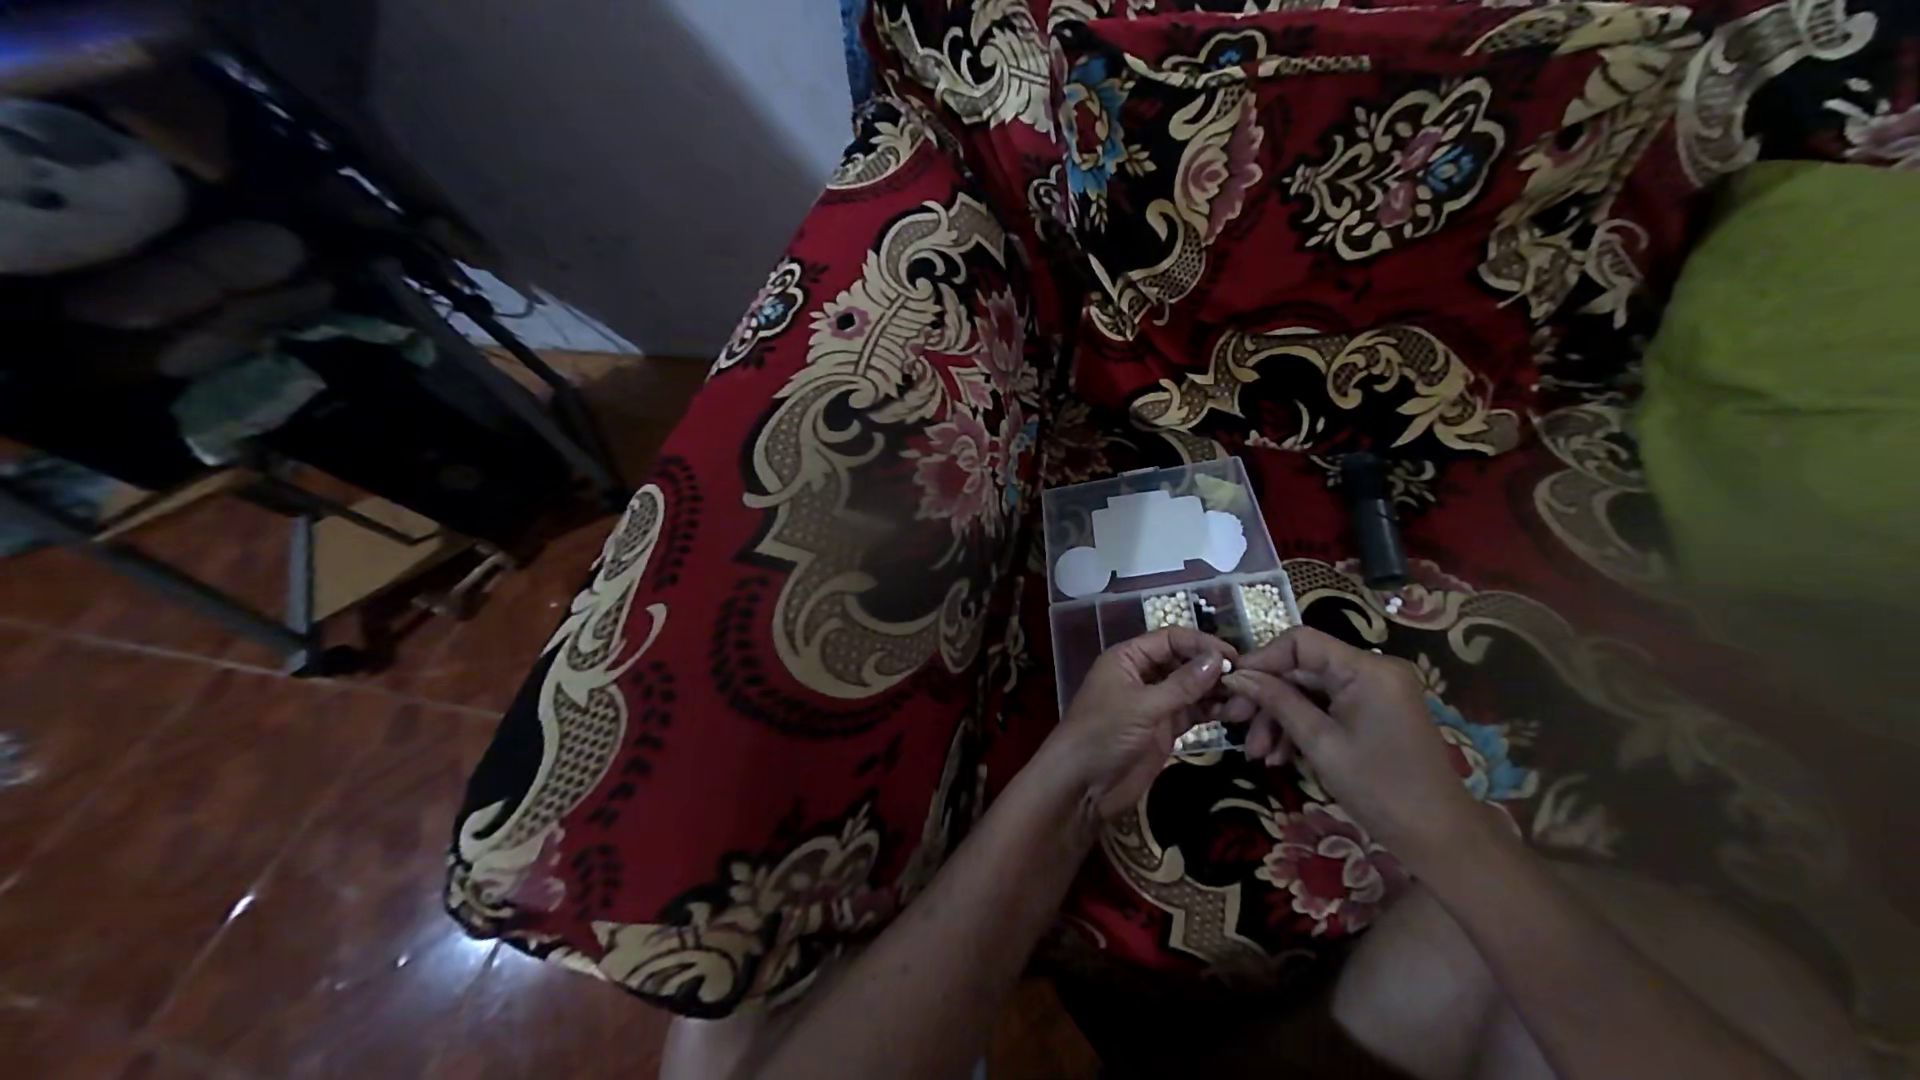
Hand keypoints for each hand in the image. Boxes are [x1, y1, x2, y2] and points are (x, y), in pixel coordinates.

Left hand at [1047, 626, 1234, 820]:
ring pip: (1192, 687)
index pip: (1170, 639)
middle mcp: (1142, 675)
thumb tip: (1219, 659)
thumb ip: (1182, 684)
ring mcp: (1154, 702)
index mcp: (1128, 658)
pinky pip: (1193, 711)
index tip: (1234, 656)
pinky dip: (1212, 710)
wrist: (1082, 786)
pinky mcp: (1164, 727)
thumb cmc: (1103, 735)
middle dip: (1213, 667)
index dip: (1201, 643)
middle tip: (1249, 679)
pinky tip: (1235, 713)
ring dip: (1217, 690)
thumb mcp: (1143, 706)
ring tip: (1247, 698)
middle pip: (1184, 661)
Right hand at [1220, 627, 1484, 867]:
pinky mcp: (1372, 712)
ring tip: (1257, 754)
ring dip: (1278, 719)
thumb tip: (1235, 676)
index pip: (1300, 642)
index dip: (1261, 659)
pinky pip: (1325, 708)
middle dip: (1266, 697)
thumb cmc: (1379, 788)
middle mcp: (1373, 671)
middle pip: (1301, 669)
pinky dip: (1300, 728)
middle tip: (1232, 721)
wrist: (1440, 839)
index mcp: (1367, 669)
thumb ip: (1276, 701)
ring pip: (1308, 691)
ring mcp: (1374, 692)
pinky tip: (1279, 757)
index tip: (1230, 684)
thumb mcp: (1319, 743)